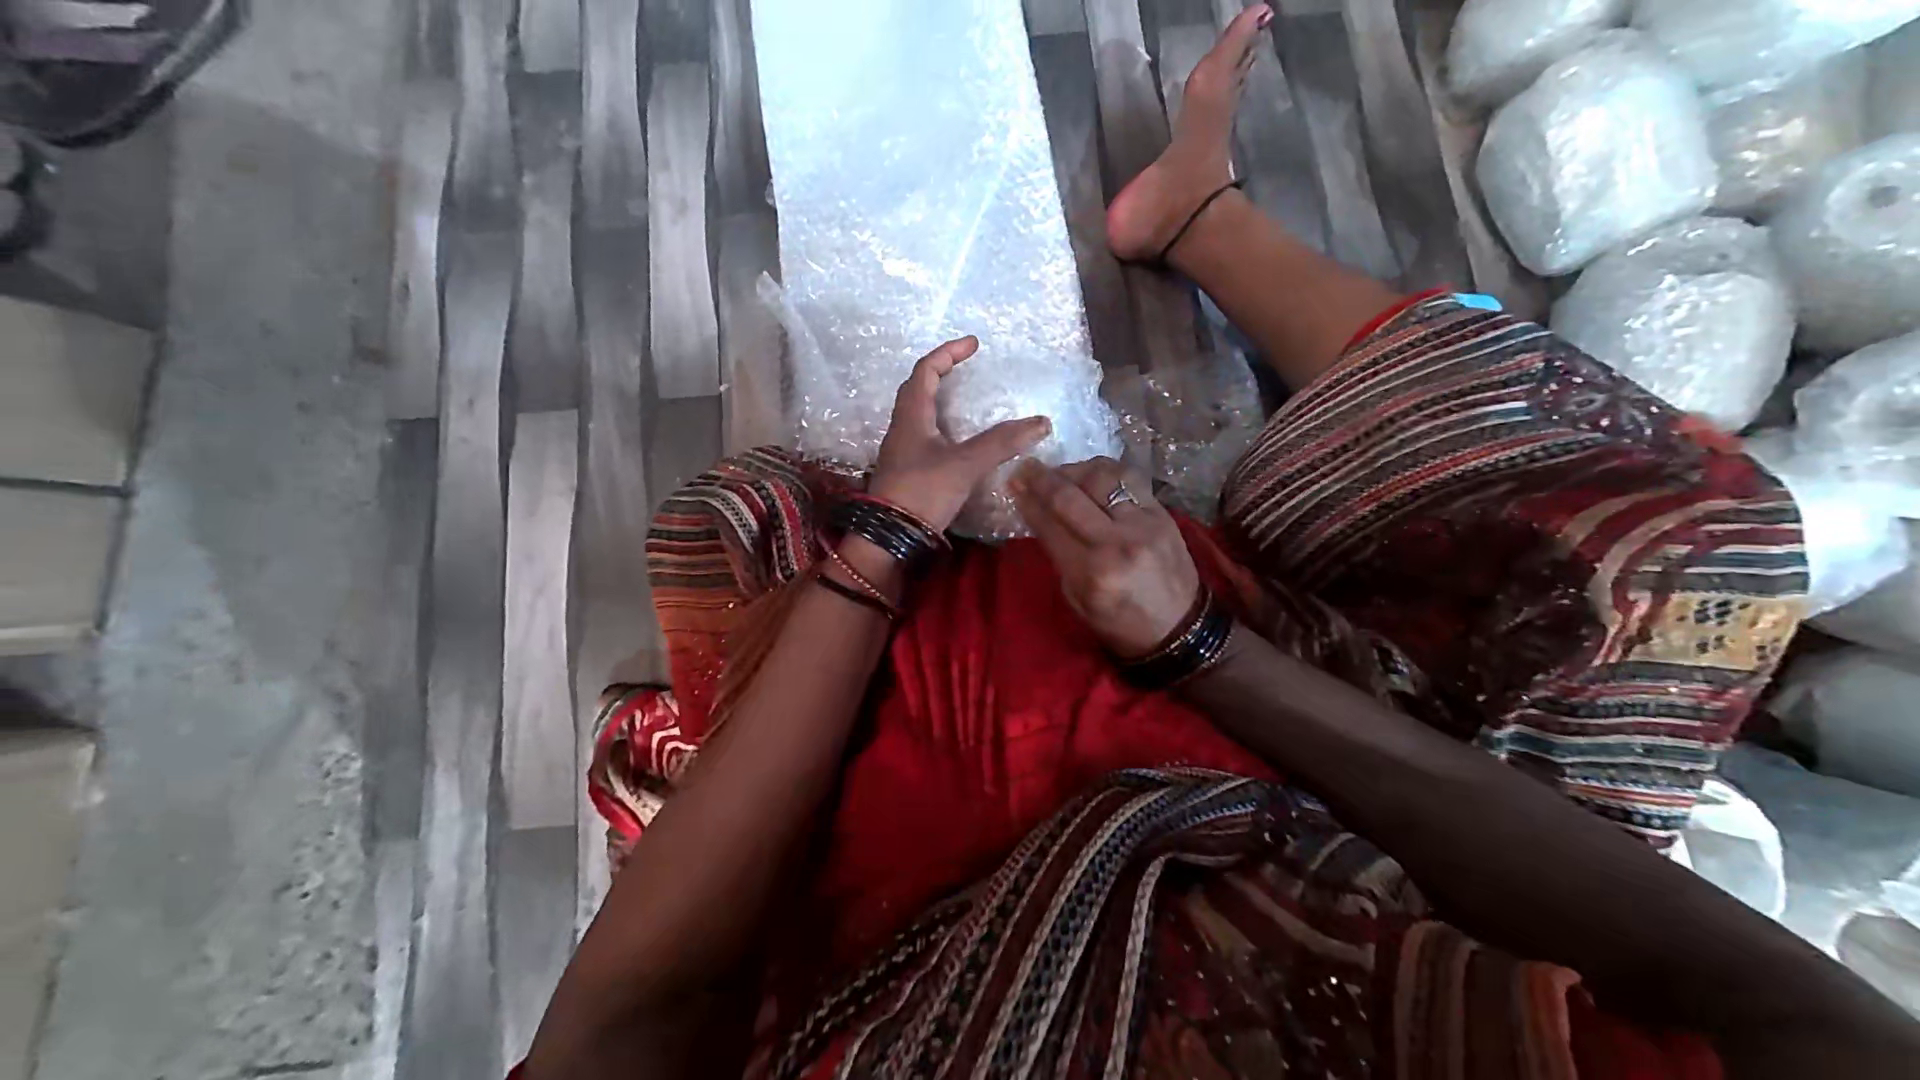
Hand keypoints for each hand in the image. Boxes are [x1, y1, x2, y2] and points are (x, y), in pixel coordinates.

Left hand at [868, 336, 1051, 531]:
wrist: (889, 536)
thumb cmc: (921, 492)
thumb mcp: (964, 465)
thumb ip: (1001, 442)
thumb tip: (1041, 422)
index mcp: (911, 416)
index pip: (925, 370)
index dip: (948, 353)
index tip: (973, 344)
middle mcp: (901, 427)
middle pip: (917, 388)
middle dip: (940, 371)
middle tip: (965, 367)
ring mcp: (901, 450)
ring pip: (917, 413)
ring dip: (938, 399)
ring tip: (962, 399)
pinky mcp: (905, 470)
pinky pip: (922, 435)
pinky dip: (940, 425)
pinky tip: (955, 440)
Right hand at [1009, 456, 1201, 657]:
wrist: (1179, 627)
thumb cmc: (1120, 622)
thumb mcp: (1077, 600)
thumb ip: (1058, 558)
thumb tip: (1039, 517)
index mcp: (1090, 573)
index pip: (1049, 525)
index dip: (1027, 501)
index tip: (1012, 484)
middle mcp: (1116, 544)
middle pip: (1069, 497)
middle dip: (1041, 479)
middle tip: (1026, 467)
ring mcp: (1143, 524)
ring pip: (1101, 478)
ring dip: (1074, 470)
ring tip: (1061, 471)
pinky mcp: (1163, 513)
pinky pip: (1130, 478)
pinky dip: (1105, 470)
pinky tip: (1091, 473)